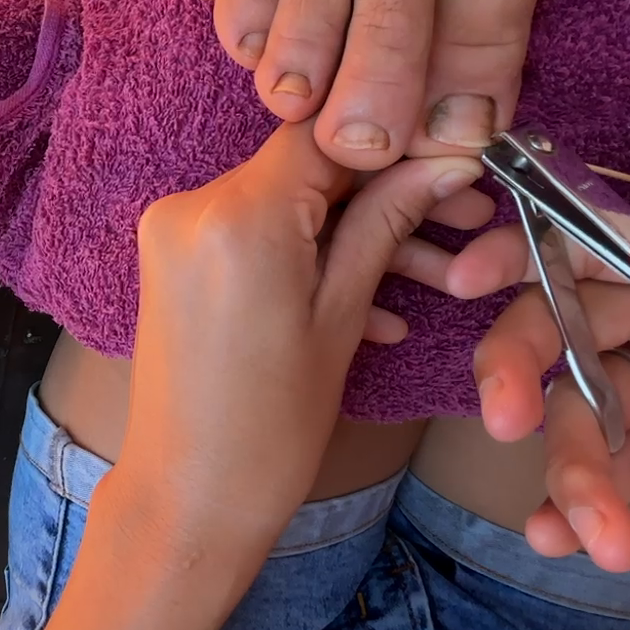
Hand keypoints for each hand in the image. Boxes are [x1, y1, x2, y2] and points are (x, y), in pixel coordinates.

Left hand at [118, 121, 485, 546]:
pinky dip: (300, 254)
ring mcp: (173, 229)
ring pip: (281, 203)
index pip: (323, 136)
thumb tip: (444, 164)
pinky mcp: (170, 253)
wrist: (187, 494)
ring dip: (348, 233)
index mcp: (237, 216)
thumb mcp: (342, 316)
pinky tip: (369, 301)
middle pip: (302, 168)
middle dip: (380, 194)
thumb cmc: (271, 426)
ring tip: (433, 273)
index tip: (449, 165)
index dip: (394, 144)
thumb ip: (386, 225)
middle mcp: (191, 205)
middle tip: (459, 219)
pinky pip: (249, 233)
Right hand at [442, 217, 629, 629]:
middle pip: (569, 323)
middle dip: (522, 365)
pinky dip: (577, 500)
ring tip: (593, 532)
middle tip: (499, 417)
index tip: (470, 277)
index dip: (529, 250)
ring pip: (580, 405)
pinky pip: (607, 465)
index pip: (611, 240)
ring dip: (570, 466)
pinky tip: (561, 538)